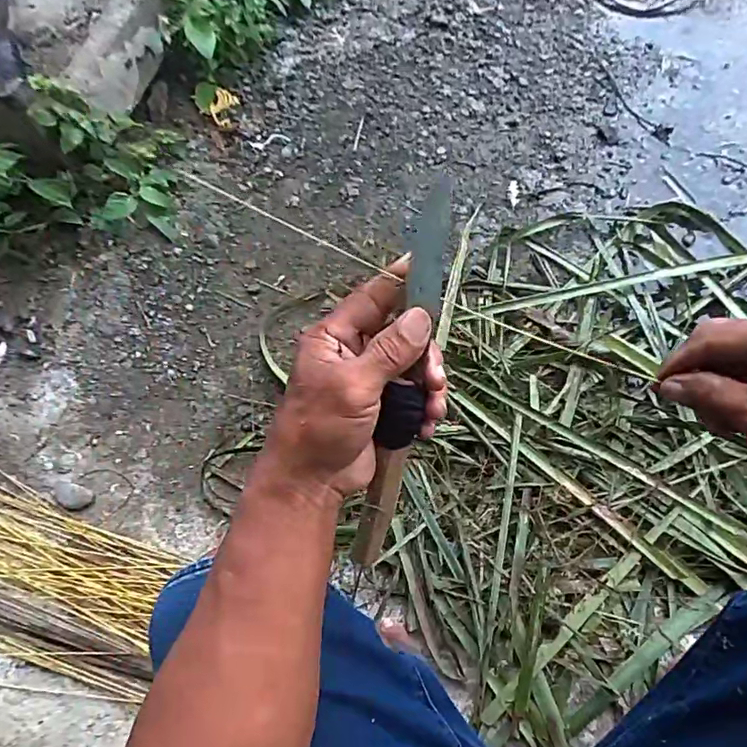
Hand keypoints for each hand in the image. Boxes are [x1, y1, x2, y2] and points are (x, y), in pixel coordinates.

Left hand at [260, 256, 447, 498]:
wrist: (312, 481)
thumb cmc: (320, 427)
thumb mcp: (355, 385)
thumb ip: (389, 350)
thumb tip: (421, 316)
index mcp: (335, 337)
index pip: (372, 298)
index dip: (400, 282)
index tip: (427, 266)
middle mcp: (354, 354)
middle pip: (404, 335)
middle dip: (426, 357)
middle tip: (435, 381)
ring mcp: (371, 382)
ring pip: (415, 368)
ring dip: (430, 388)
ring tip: (433, 411)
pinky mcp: (385, 409)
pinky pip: (414, 398)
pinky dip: (425, 410)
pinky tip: (427, 427)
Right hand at [656, 314, 746, 476]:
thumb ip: (706, 394)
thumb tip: (668, 386)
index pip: (708, 338)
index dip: (678, 364)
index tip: (658, 391)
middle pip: (721, 343)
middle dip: (700, 377)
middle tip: (699, 414)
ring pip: (737, 358)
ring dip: (720, 388)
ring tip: (729, 425)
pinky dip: (742, 390)